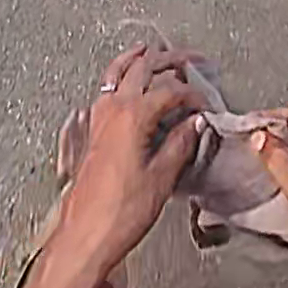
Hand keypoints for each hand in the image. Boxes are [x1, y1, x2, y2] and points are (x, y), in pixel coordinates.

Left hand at [48, 43, 206, 278]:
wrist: (82, 238)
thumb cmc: (121, 213)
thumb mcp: (161, 179)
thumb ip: (180, 143)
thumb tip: (196, 123)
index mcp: (133, 116)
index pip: (171, 90)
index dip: (193, 94)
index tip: (206, 104)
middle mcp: (114, 108)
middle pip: (144, 67)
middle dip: (169, 59)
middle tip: (189, 58)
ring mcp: (98, 116)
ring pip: (118, 71)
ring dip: (139, 59)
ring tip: (152, 50)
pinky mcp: (90, 129)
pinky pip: (105, 87)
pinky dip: (118, 74)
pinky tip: (124, 79)